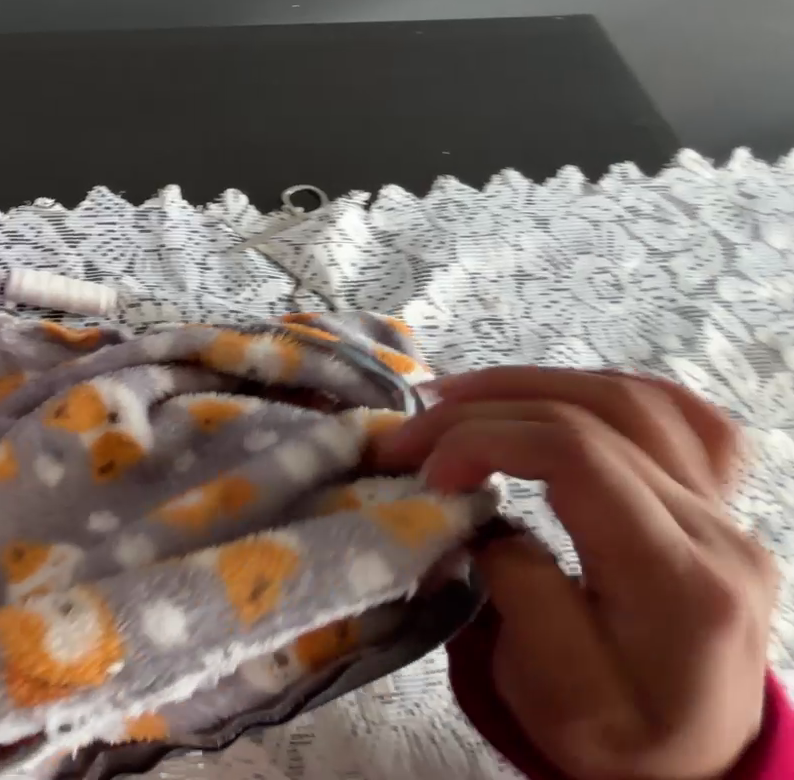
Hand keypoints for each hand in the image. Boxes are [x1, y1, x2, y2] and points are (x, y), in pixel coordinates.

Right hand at [373, 367, 774, 779]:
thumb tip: (486, 521)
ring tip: (449, 400)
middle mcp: (717, 532)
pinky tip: (539, 398)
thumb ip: (522, 595)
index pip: (577, 455)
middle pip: (590, 416)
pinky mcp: (710, 503)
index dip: (481, 441)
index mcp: (680, 580)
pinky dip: (595, 389)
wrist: (687, 757)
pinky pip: (673, 415)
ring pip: (630, 398)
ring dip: (523, 385)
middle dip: (474, 413)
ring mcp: (725, 511)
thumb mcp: (553, 690)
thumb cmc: (610, 730)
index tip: (420, 474)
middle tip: (403, 440)